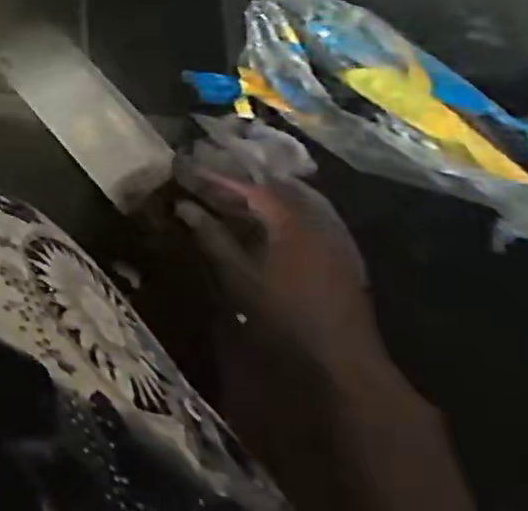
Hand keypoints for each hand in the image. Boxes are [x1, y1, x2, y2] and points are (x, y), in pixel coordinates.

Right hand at [175, 166, 384, 368]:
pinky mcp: (343, 257)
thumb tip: (184, 206)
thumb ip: (211, 235)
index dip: (222, 178)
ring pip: (303, 202)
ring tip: (234, 195)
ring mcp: (338, 242)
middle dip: (248, 180)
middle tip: (214, 178)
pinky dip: (286, 210)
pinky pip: (314, 218)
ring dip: (269, 194)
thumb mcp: (237, 274)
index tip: (191, 170)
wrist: (341, 357)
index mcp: (296, 226)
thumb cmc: (283, 313)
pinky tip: (264, 220)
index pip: (255, 188)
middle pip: (284, 189)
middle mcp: (322, 226)